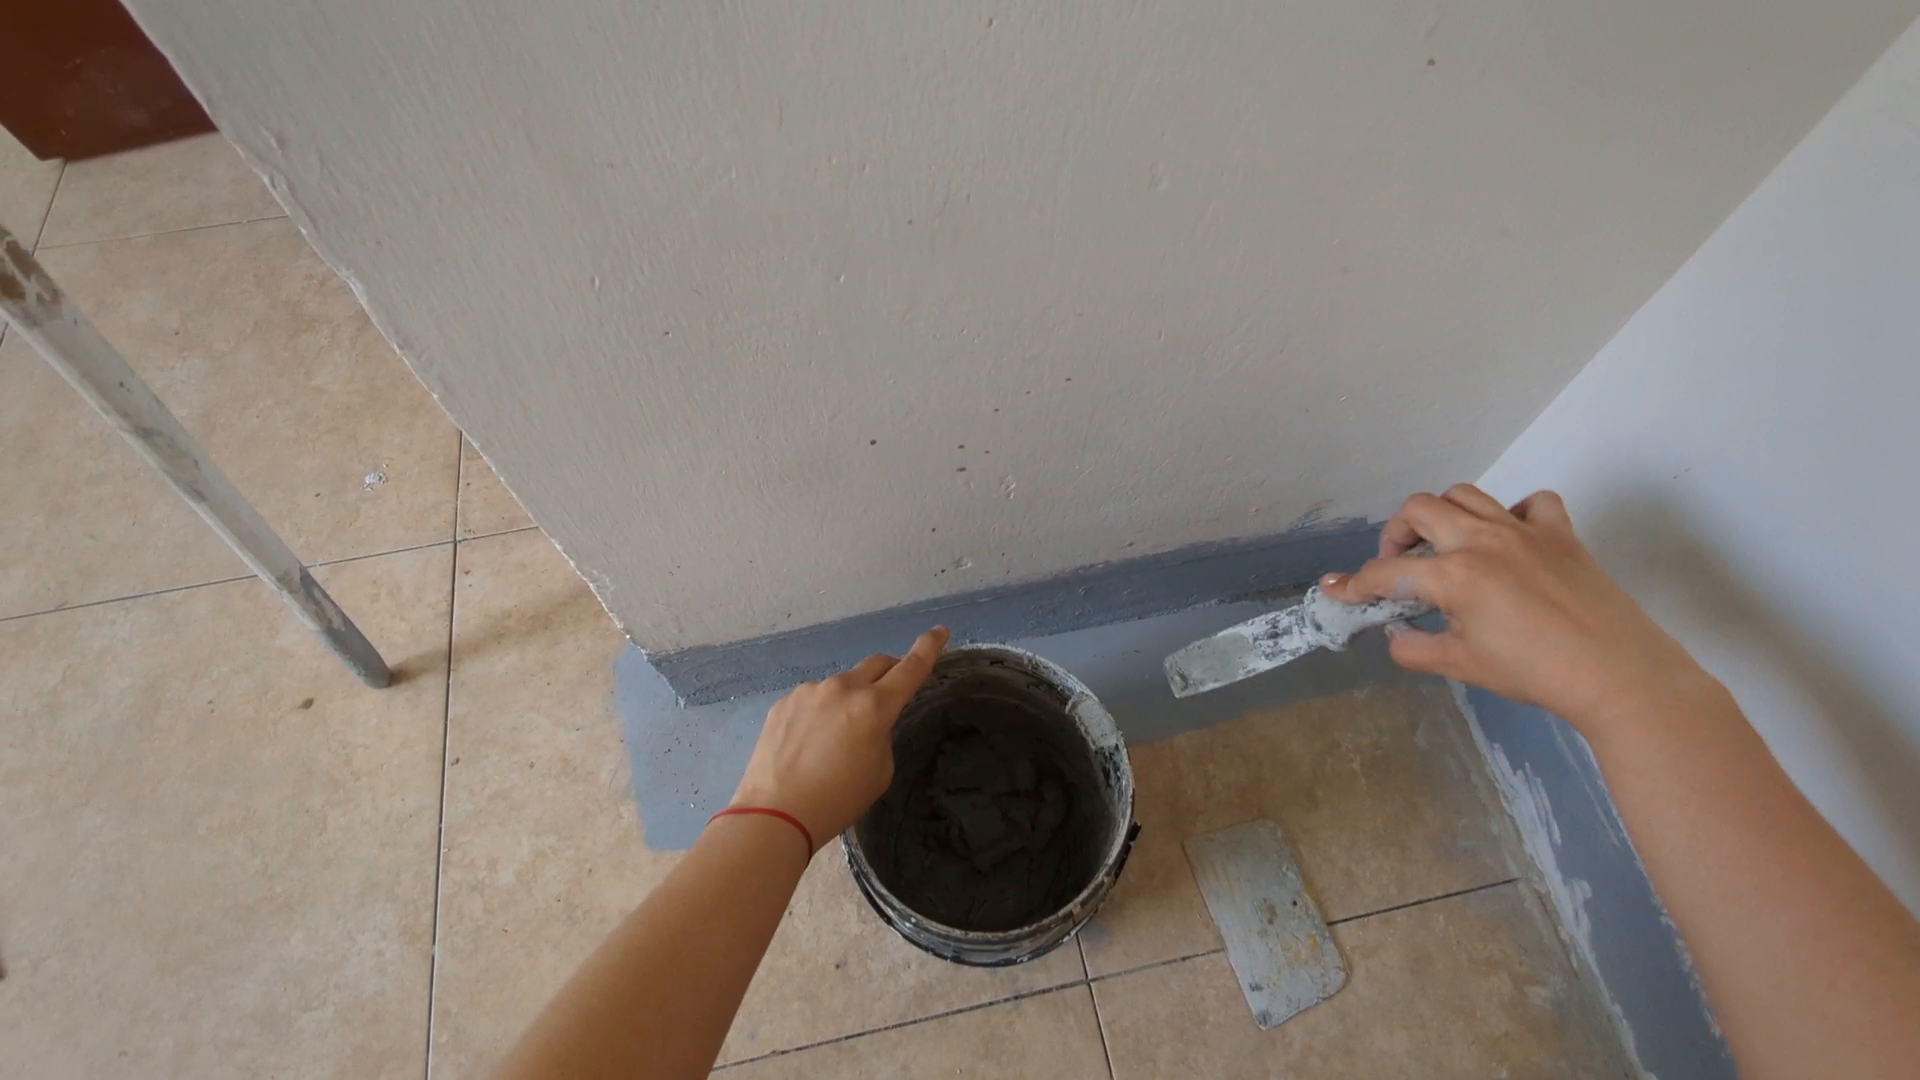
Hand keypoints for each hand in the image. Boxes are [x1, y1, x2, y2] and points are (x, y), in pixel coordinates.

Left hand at [729, 626, 949, 850]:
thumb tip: (868, 721)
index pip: (911, 668)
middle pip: (877, 664)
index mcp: (874, 706)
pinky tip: (809, 742)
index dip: (929, 648)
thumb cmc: (838, 800)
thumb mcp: (880, 771)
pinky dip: (821, 712)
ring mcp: (810, 691)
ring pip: (842, 684)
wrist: (775, 813)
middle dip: (889, 672)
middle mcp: (843, 688)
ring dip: (850, 698)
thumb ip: (882, 734)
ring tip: (836, 737)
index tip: (940, 631)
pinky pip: (814, 698)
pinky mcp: (784, 702)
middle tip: (890, 692)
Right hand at [1321, 485, 1710, 734]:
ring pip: (1465, 494)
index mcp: (1453, 575)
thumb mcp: (1459, 665)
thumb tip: (1395, 633)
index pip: (1385, 573)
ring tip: (1445, 545)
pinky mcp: (1561, 534)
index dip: (1354, 585)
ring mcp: (1524, 531)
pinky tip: (1509, 541)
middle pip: (1418, 508)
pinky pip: (1531, 503)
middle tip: (1400, 563)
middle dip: (1395, 534)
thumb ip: (1413, 647)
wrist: (1621, 677)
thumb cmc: (1533, 673)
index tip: (1336, 590)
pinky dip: (1513, 514)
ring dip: (1444, 515)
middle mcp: (1482, 541)